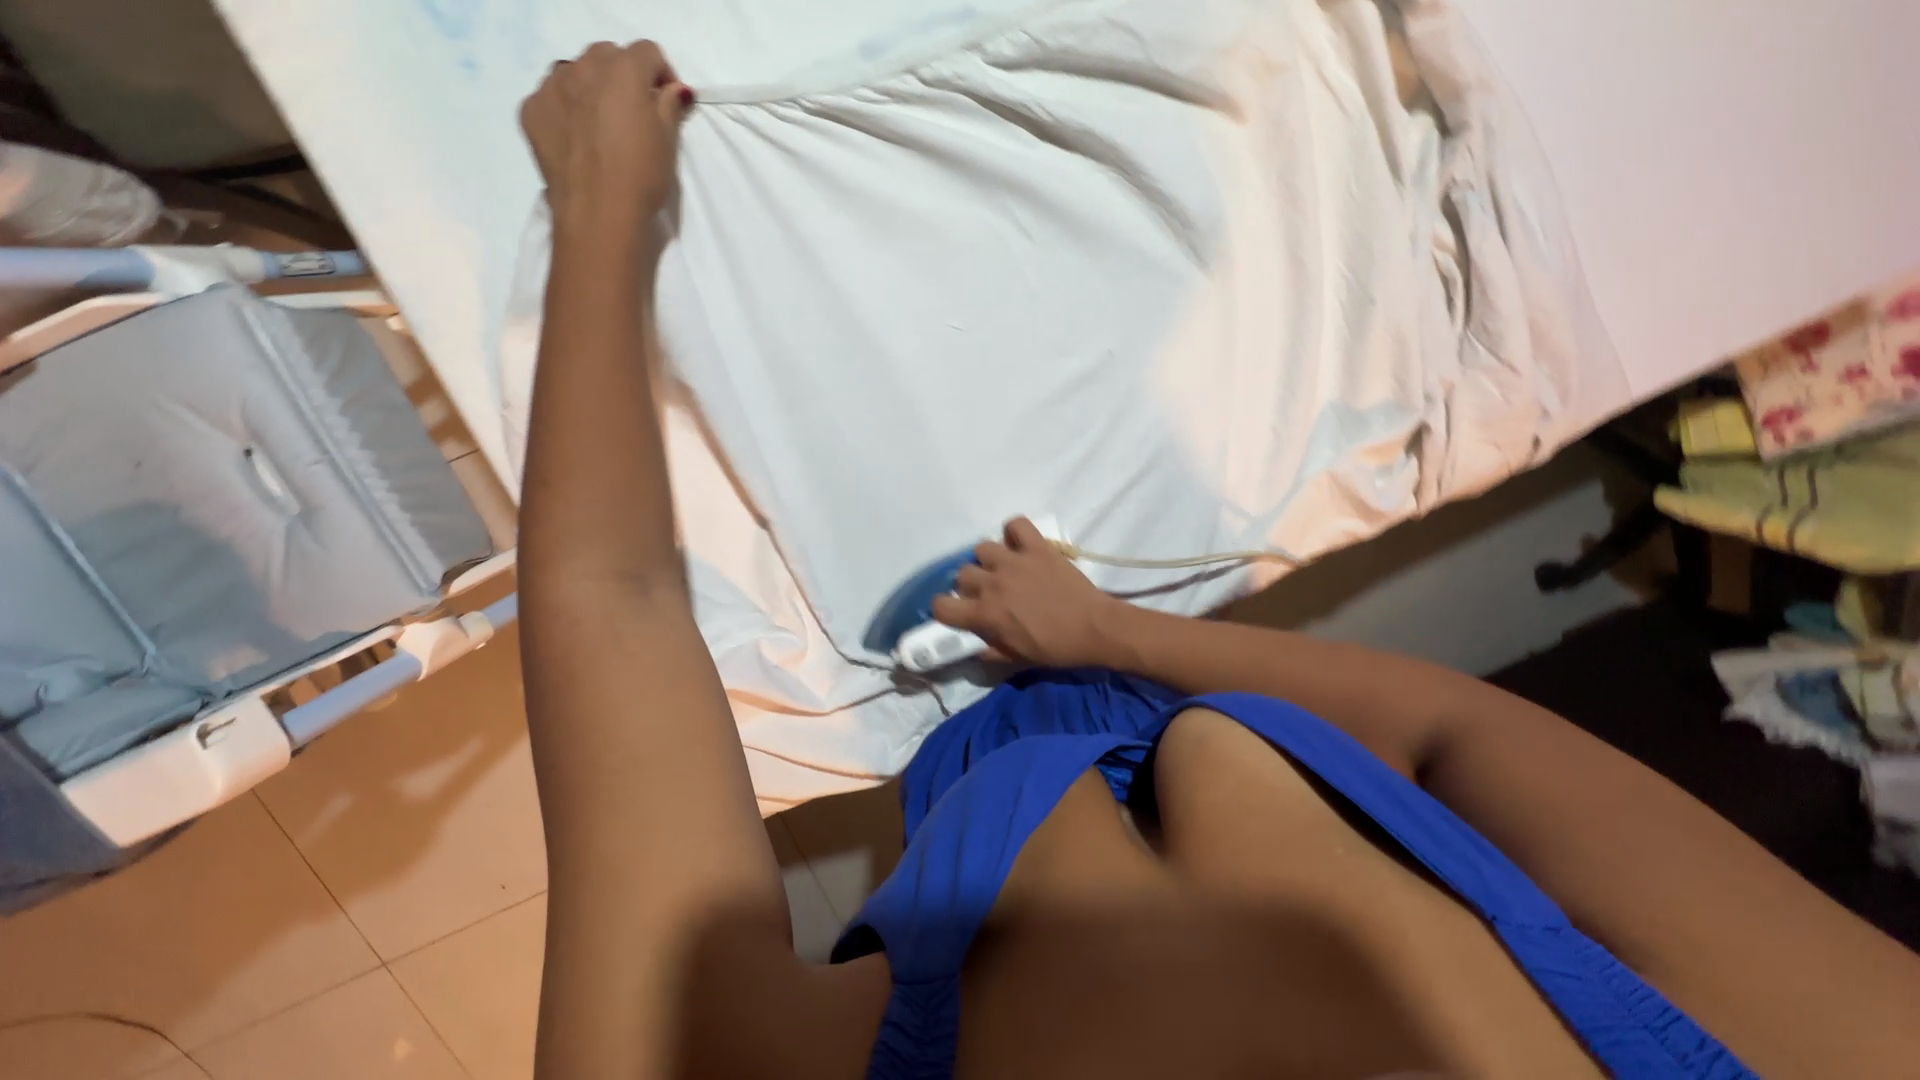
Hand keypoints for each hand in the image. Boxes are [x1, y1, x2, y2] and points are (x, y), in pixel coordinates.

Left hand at [520, 40, 692, 241]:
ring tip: (601, 122)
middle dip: (623, 74)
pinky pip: (551, 96)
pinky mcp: (531, 111)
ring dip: (590, 86)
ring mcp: (551, 87)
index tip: (667, 101)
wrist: (598, 216)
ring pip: (575, 71)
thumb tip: (672, 89)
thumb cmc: (642, 178)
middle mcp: (583, 68)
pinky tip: (576, 137)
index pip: (647, 51)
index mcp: (623, 70)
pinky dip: (565, 107)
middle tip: (634, 111)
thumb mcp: (668, 141)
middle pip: (607, 54)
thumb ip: (668, 105)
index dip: (662, 74)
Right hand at [931, 517, 1127, 668]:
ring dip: (989, 559)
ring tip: (1003, 568)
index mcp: (985, 614)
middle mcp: (993, 583)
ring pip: (982, 547)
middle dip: (970, 585)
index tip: (956, 613)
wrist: (1094, 629)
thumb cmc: (1055, 648)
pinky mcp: (1037, 547)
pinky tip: (1019, 545)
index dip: (945, 610)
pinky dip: (1014, 532)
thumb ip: (988, 648)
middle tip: (987, 592)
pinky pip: (1016, 524)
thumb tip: (971, 644)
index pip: (942, 605)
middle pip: (962, 573)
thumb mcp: (1016, 658)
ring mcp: (1015, 561)